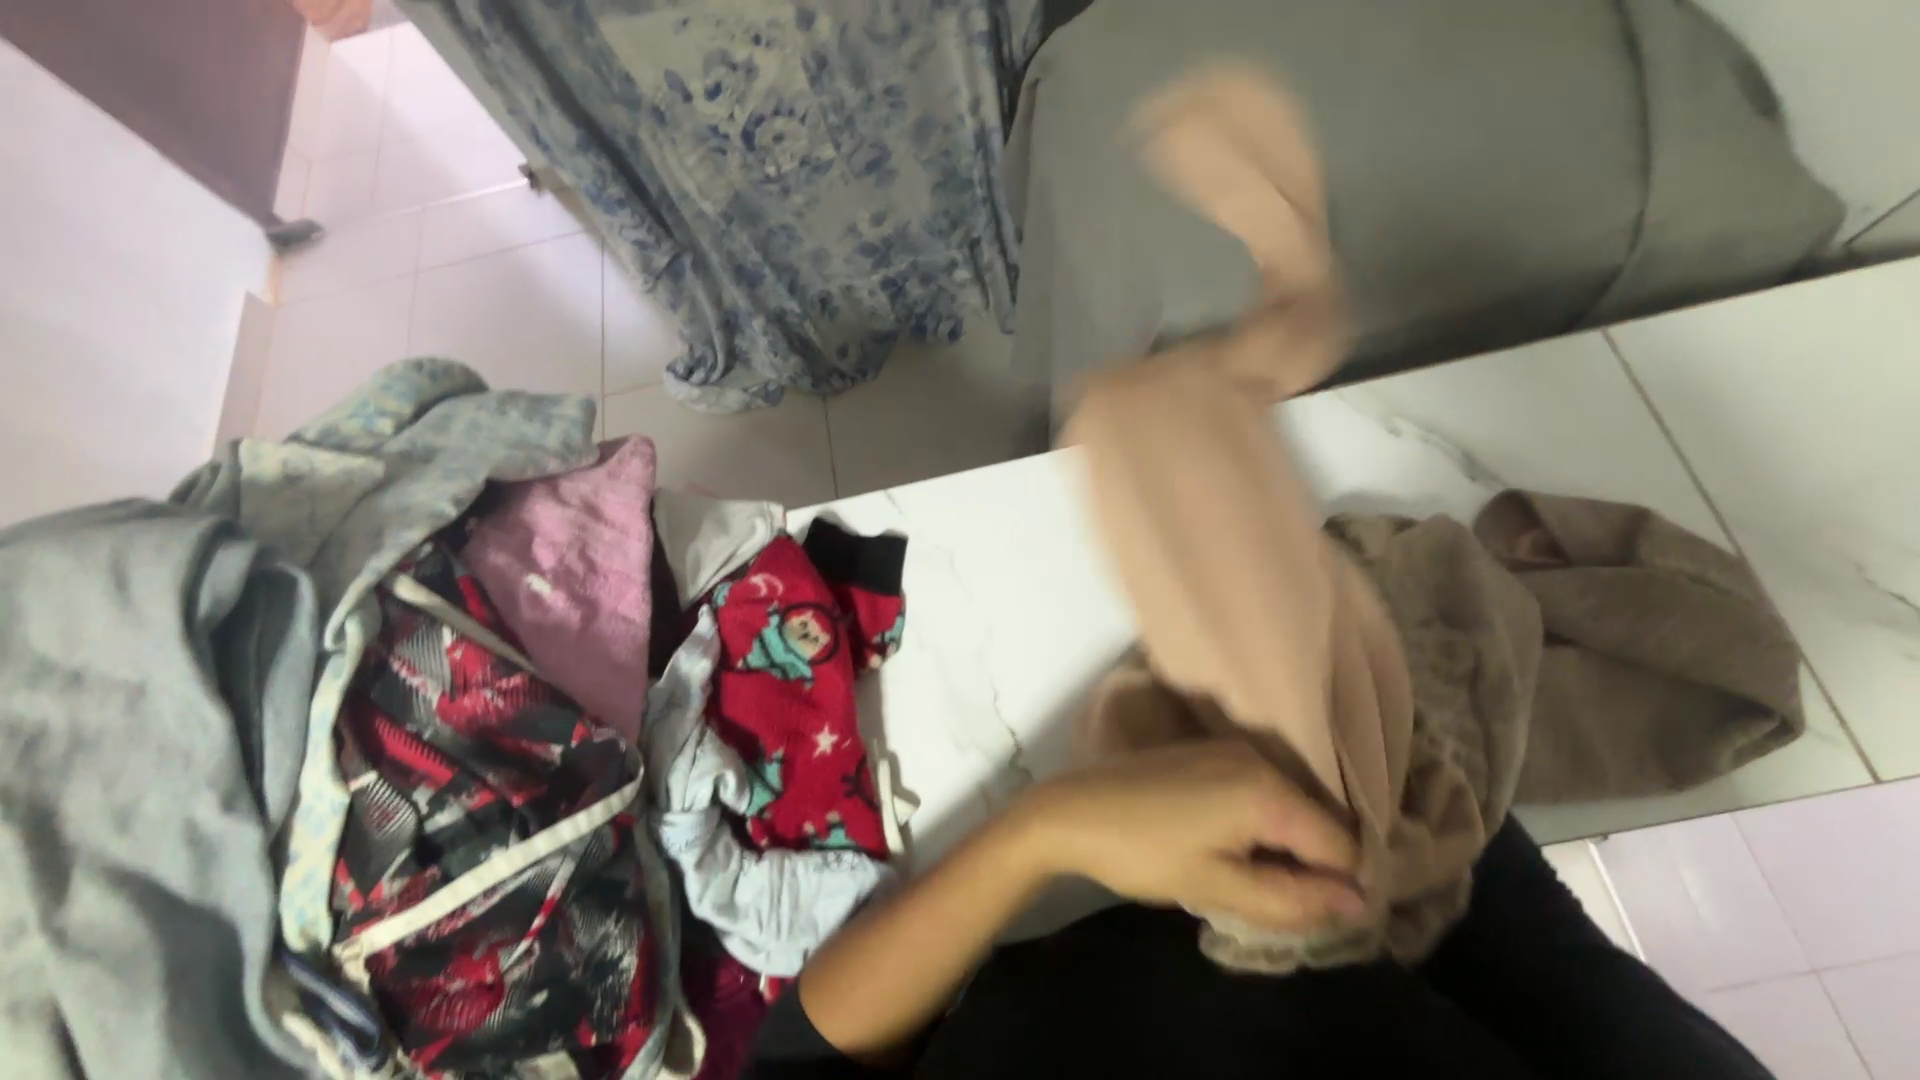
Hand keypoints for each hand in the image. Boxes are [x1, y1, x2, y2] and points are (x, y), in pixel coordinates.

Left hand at [1010, 740, 1364, 932]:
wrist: (1070, 811)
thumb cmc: (1142, 852)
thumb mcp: (1218, 887)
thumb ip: (1293, 898)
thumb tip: (1359, 902)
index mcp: (1267, 790)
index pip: (1343, 845)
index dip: (1343, 888)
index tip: (1320, 917)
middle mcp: (1258, 758)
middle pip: (1318, 820)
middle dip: (1314, 866)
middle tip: (1282, 903)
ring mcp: (1231, 749)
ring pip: (1289, 806)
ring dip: (1285, 846)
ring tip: (1254, 880)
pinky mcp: (1208, 752)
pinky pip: (1259, 790)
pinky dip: (1260, 823)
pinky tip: (1232, 849)